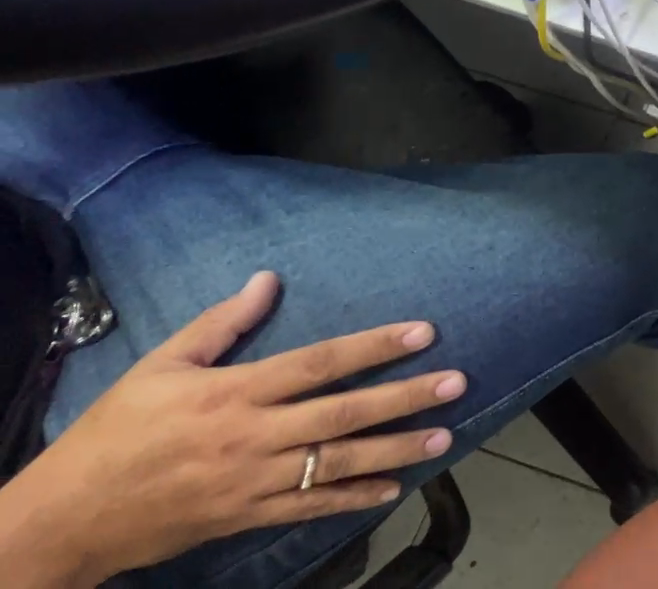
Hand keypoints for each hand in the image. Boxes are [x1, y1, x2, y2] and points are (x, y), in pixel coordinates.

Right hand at [9, 272, 466, 582]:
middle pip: (342, 412)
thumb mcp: (158, 368)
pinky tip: (394, 488)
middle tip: (457, 383)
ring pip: (336, 462)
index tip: (425, 332)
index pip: (319, 362)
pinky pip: (309, 507)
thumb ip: (220, 323)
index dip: (374, 345)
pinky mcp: (244, 516)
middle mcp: (251, 435)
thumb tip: (269, 278)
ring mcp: (251, 480)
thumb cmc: (114, 433)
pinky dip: (353, 499)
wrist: (57, 522)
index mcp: (233, 392)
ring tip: (445, 435)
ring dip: (395, 449)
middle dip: (405, 397)